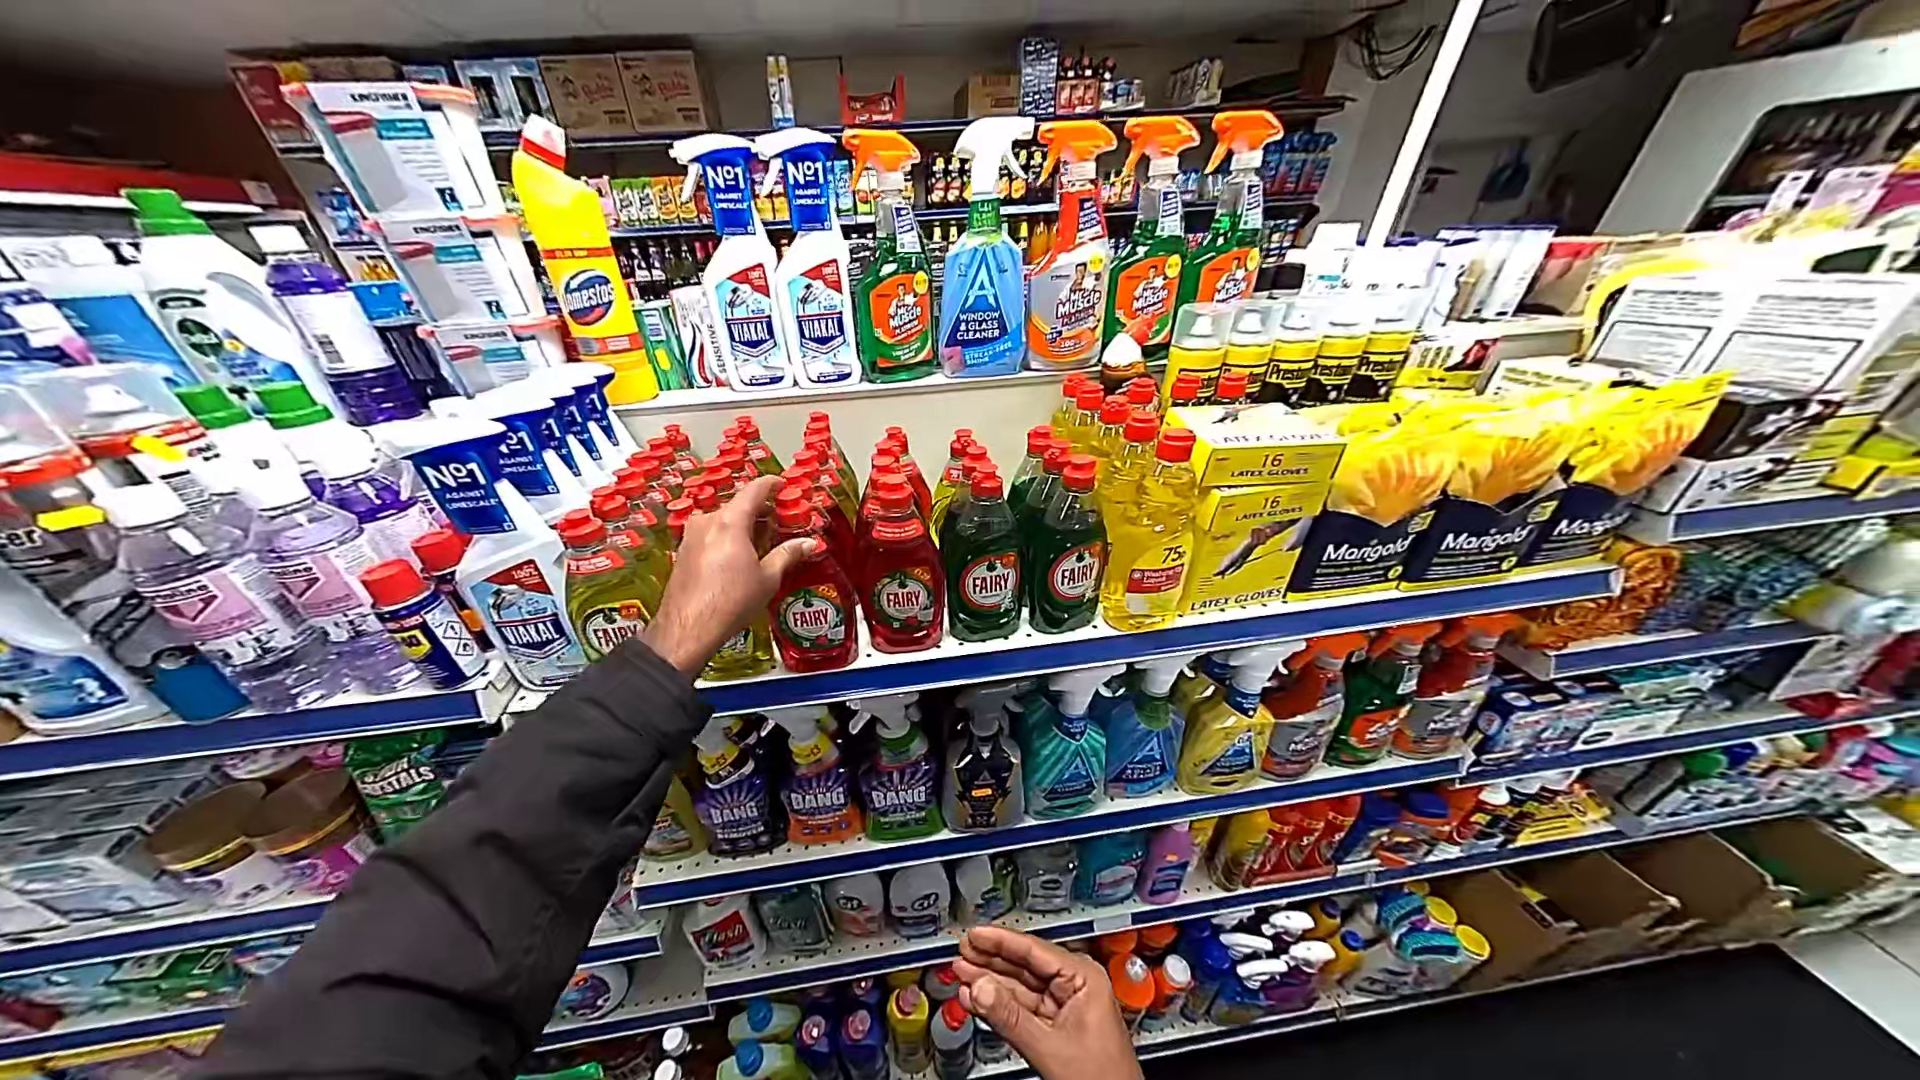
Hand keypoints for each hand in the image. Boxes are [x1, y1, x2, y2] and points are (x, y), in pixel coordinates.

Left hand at [641, 474, 816, 676]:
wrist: (687, 629)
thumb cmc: (730, 603)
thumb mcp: (768, 578)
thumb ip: (788, 554)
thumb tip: (809, 543)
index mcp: (730, 522)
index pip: (754, 489)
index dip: (772, 484)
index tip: (784, 485)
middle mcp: (707, 522)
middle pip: (738, 504)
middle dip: (761, 509)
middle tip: (781, 518)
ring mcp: (691, 535)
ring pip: (723, 518)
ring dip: (744, 523)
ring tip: (764, 539)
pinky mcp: (684, 551)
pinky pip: (711, 533)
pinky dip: (728, 535)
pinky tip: (741, 554)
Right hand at [953, 927, 1142, 1079]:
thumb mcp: (1052, 1048)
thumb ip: (1012, 1017)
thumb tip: (980, 987)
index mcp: (1084, 976)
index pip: (1034, 949)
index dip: (1000, 940)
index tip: (974, 934)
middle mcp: (1075, 984)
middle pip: (1024, 964)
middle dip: (990, 959)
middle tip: (962, 951)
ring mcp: (1065, 1004)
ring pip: (1019, 986)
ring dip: (989, 982)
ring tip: (962, 973)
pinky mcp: (1056, 1025)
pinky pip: (1022, 1007)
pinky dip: (999, 1005)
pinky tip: (978, 999)